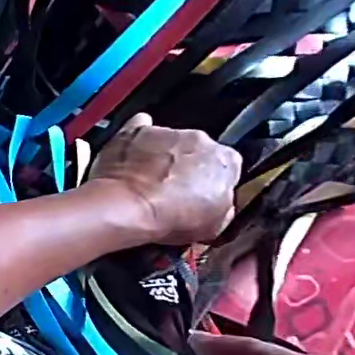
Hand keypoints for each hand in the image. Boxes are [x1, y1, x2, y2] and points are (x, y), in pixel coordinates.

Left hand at [86, 114, 239, 245]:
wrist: (128, 207)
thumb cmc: (170, 217)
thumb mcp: (213, 226)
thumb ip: (223, 207)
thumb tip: (219, 206)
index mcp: (226, 159)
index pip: (226, 166)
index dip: (210, 182)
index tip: (197, 196)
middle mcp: (198, 138)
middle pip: (195, 150)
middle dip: (184, 166)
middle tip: (167, 190)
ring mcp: (165, 132)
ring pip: (166, 141)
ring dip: (159, 155)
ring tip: (143, 179)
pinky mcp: (133, 133)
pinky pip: (138, 128)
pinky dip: (134, 139)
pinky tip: (128, 153)